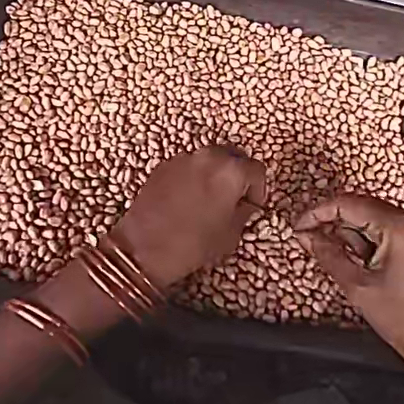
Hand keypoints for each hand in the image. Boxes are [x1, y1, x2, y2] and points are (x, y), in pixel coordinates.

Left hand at [112, 146, 266, 288]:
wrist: (144, 247)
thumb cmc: (192, 244)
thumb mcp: (231, 233)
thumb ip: (244, 211)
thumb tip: (246, 203)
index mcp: (231, 170)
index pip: (256, 170)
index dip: (259, 190)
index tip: (254, 206)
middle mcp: (208, 156)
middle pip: (234, 156)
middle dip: (239, 174)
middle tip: (237, 198)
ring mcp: (183, 158)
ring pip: (210, 158)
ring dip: (216, 173)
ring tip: (212, 199)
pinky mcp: (163, 165)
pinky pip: (189, 165)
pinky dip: (195, 176)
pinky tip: (190, 199)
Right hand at [293, 195, 403, 403]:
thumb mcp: (357, 287)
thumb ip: (328, 254)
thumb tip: (308, 236)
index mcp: (401, 229)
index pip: (349, 204)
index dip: (318, 212)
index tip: (302, 224)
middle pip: (365, 208)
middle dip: (335, 222)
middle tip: (311, 237)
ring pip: (380, 222)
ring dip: (354, 235)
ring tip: (339, 259)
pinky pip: (396, 235)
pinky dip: (374, 244)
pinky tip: (362, 265)